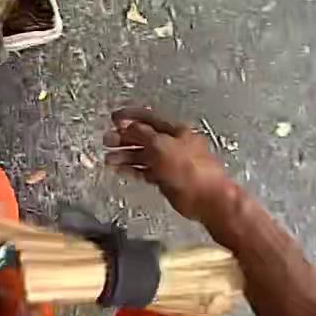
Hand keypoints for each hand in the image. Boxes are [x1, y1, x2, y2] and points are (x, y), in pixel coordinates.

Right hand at [104, 107, 237, 223]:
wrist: (207, 198)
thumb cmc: (192, 170)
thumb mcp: (161, 145)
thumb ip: (143, 134)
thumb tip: (129, 126)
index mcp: (176, 131)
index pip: (148, 118)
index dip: (130, 117)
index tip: (114, 118)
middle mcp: (173, 144)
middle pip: (144, 137)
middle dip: (124, 138)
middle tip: (107, 140)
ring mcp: (170, 162)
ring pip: (143, 155)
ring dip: (125, 155)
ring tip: (109, 158)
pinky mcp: (167, 179)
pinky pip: (146, 171)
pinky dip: (132, 169)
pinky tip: (121, 169)